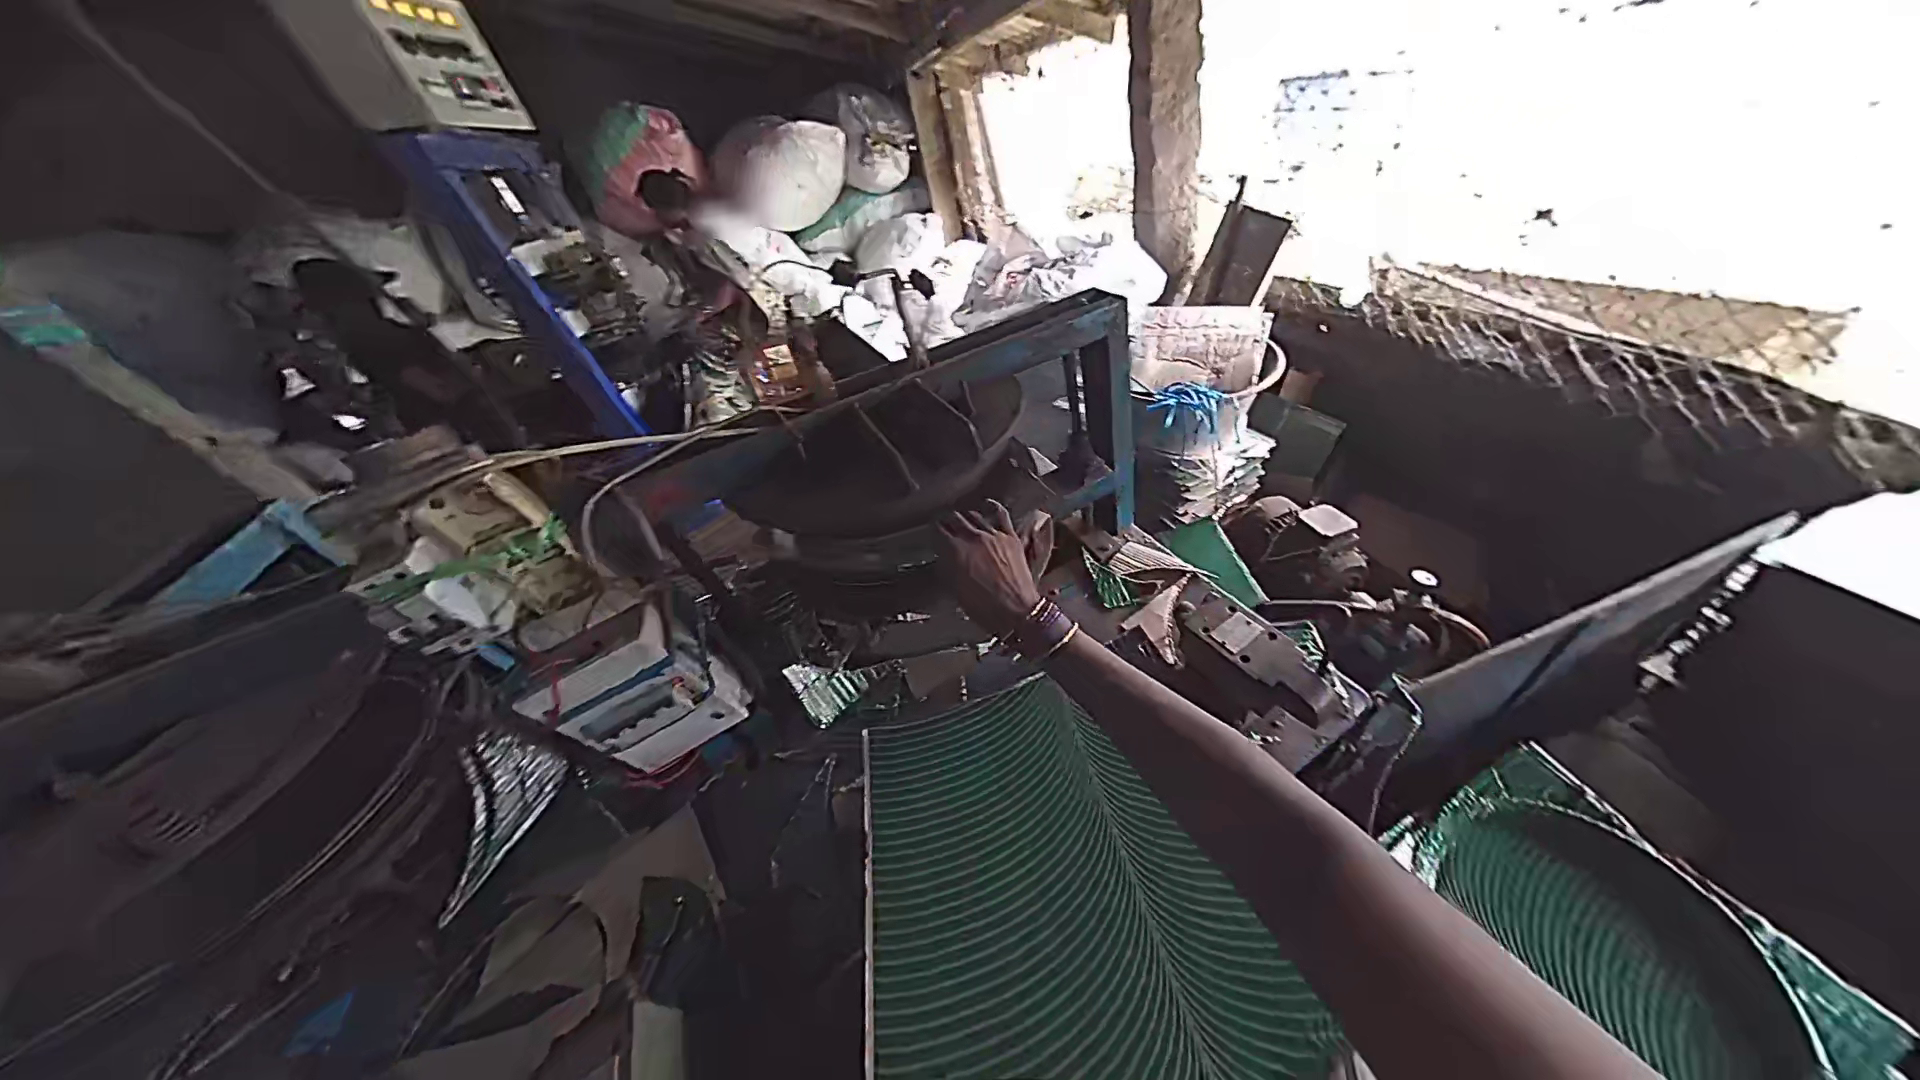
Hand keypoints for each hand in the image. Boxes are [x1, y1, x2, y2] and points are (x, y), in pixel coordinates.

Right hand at [936, 499, 1050, 634]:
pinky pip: (1000, 514)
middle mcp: (973, 538)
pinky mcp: (1010, 537)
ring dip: (966, 517)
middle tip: (945, 525)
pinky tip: (987, 505)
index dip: (933, 530)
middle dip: (947, 521)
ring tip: (963, 520)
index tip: (932, 532)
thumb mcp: (956, 589)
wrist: (1017, 612)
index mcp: (955, 551)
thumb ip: (948, 567)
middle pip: (954, 518)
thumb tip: (944, 556)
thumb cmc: (984, 608)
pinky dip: (991, 508)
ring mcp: (994, 535)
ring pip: (974, 515)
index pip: (938, 530)